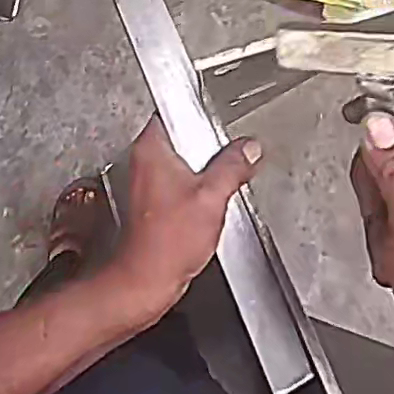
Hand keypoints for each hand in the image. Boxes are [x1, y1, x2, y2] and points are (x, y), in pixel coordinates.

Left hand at [106, 116, 262, 321]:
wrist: (146, 281)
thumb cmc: (166, 242)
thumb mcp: (212, 197)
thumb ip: (233, 167)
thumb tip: (249, 149)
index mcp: (152, 148)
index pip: (174, 112)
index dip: (199, 115)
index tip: (217, 124)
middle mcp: (144, 160)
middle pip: (183, 136)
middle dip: (207, 147)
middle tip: (224, 160)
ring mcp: (146, 180)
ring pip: (183, 160)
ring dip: (203, 170)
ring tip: (216, 186)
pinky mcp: (153, 200)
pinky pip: (180, 182)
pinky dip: (196, 188)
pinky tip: (206, 205)